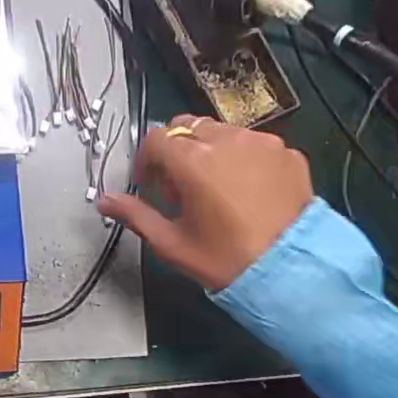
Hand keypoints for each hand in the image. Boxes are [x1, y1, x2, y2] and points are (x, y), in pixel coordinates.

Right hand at [97, 114, 313, 291]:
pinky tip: (244, 191)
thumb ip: (134, 214)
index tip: (149, 184)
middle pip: (187, 127)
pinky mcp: (287, 153)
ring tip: (212, 189)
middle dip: (175, 151)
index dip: (146, 160)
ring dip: (207, 151)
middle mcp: (227, 141)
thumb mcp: (171, 242)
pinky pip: (253, 144)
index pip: (156, 138)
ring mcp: (262, 143)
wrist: (292, 270)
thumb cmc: (224, 259)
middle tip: (178, 187)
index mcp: (193, 161)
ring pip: (222, 131)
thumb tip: (105, 201)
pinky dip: (240, 158)